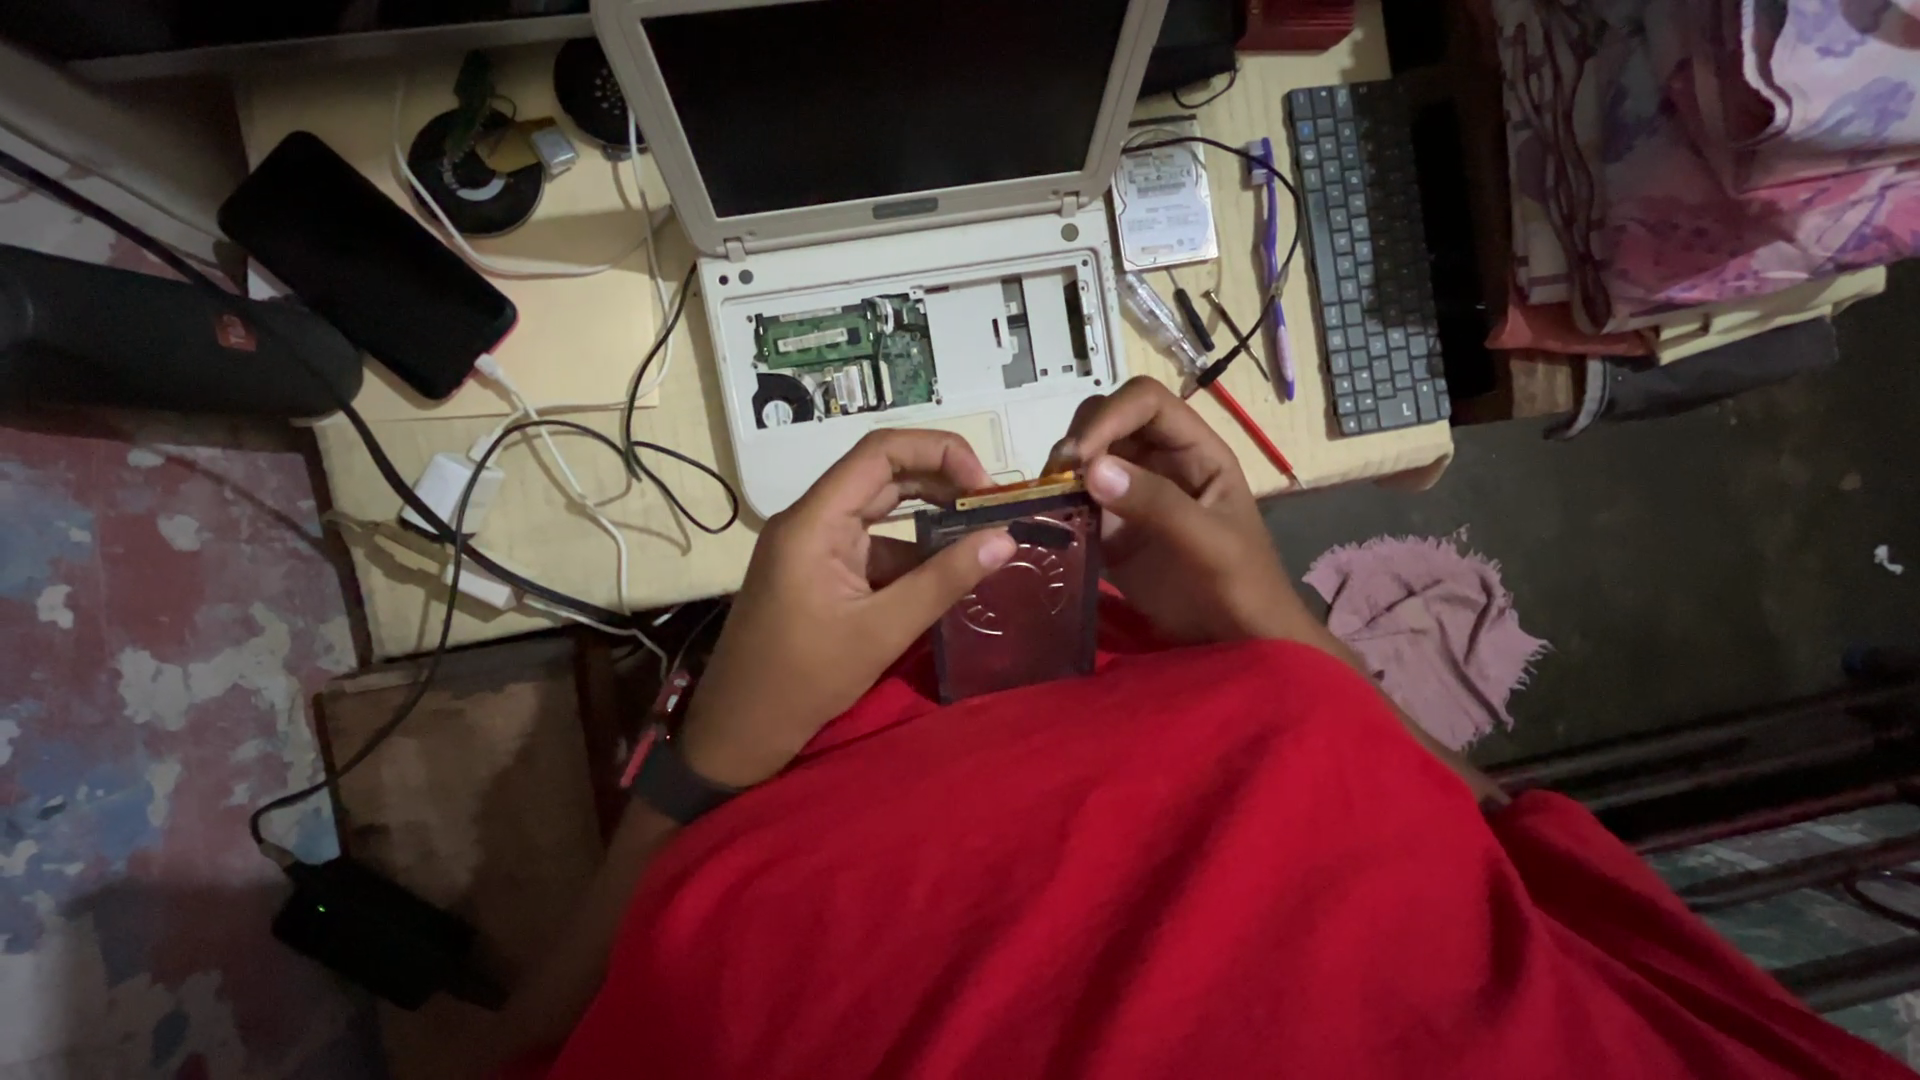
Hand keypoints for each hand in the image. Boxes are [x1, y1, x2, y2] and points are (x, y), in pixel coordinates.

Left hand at [678, 430, 1017, 787]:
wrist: (741, 729)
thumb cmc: (803, 680)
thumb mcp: (882, 631)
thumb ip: (944, 581)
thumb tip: (1005, 539)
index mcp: (815, 520)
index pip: (880, 452)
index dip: (940, 452)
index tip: (984, 487)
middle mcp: (813, 519)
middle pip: (884, 475)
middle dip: (943, 483)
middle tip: (994, 509)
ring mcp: (815, 544)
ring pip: (882, 511)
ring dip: (931, 521)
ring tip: (982, 537)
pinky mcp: (822, 570)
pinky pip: (874, 546)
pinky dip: (912, 555)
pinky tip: (947, 574)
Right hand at [1051, 376, 1317, 645]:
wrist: (1239, 642)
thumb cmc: (1243, 587)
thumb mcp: (1210, 542)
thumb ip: (1157, 503)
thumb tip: (1091, 469)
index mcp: (1196, 451)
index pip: (1147, 402)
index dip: (1110, 415)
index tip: (1080, 456)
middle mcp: (1161, 463)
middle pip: (1108, 420)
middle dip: (1078, 440)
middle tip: (1056, 481)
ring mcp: (1133, 496)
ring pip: (1087, 459)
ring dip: (1062, 472)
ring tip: (1047, 502)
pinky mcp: (1112, 530)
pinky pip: (1078, 503)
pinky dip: (1058, 506)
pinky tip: (1048, 523)